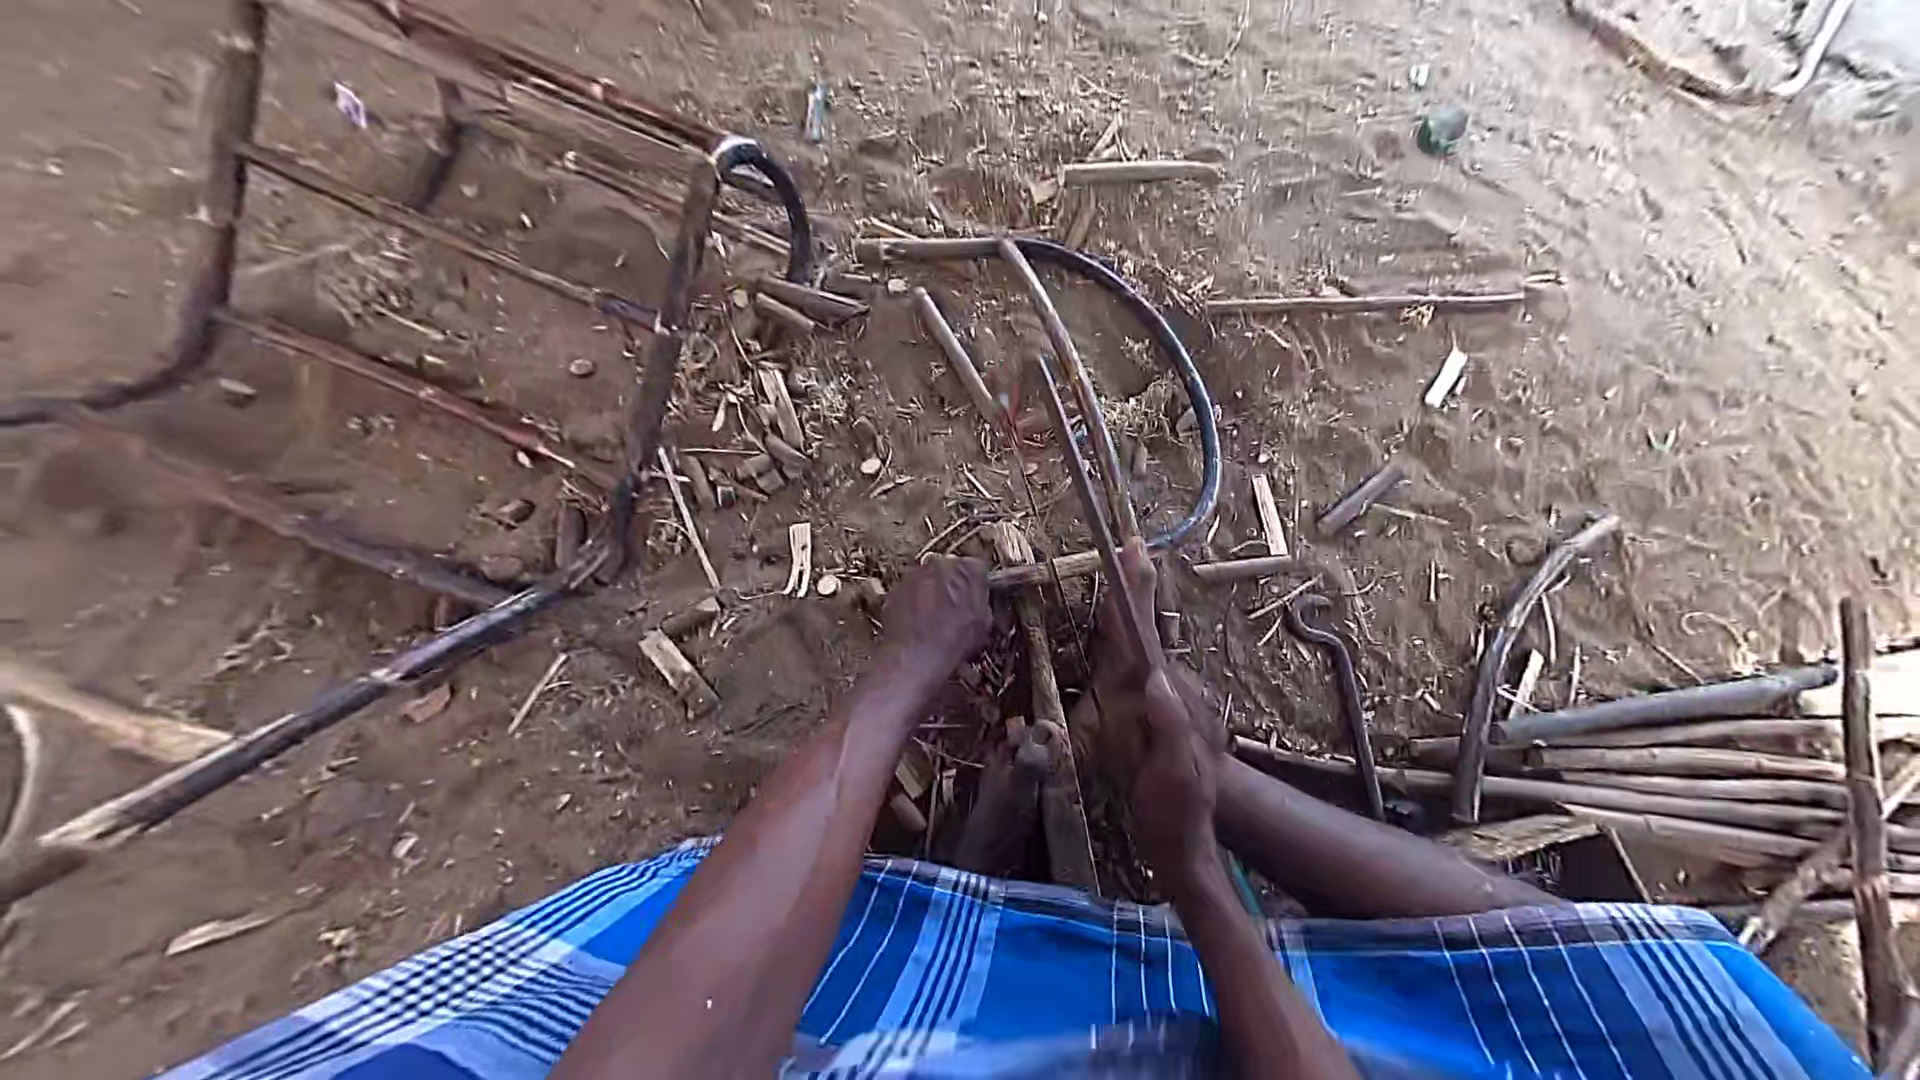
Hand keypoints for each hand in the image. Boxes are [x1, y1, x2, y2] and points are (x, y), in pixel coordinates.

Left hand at [879, 554, 991, 670]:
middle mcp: (940, 564)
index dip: (976, 583)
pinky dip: (912, 602)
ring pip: (927, 579)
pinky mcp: (896, 588)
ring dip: (931, 592)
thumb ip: (982, 601)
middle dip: (951, 585)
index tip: (974, 594)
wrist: (915, 654)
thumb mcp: (984, 622)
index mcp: (967, 569)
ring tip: (934, 618)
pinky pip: (909, 591)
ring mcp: (915, 574)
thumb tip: (977, 600)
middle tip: (954, 607)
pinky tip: (917, 622)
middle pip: (949, 569)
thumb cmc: (953, 640)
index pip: (976, 567)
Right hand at [1089, 541, 1224, 886]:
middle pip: (1144, 628)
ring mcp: (1163, 696)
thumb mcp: (1173, 774)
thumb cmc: (1176, 806)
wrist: (1188, 831)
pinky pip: (1139, 662)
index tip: (1133, 555)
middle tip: (1132, 545)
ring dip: (1134, 605)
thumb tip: (1155, 677)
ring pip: (1142, 643)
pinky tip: (1125, 620)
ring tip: (1130, 563)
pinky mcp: (1157, 705)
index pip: (1142, 638)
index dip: (1135, 595)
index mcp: (1160, 698)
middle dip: (1137, 586)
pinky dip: (1130, 633)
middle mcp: (1165, 688)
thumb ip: (1169, 727)